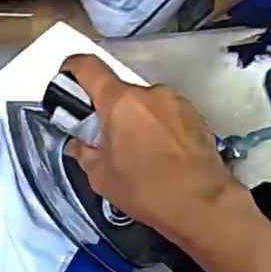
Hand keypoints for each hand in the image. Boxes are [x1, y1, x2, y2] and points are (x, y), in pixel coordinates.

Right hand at [60, 54, 252, 247]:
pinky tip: (165, 157)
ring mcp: (177, 103)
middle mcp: (150, 93)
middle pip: (121, 93)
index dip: (73, 69)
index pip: (89, 67)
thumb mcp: (102, 178)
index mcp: (120, 102)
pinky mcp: (197, 117)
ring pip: (147, 106)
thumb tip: (81, 144)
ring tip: (143, 156)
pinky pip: (169, 117)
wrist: (203, 203)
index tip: (67, 81)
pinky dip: (161, 130)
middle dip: (112, 113)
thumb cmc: (147, 191)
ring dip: (139, 123)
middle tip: (110, 143)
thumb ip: (85, 153)